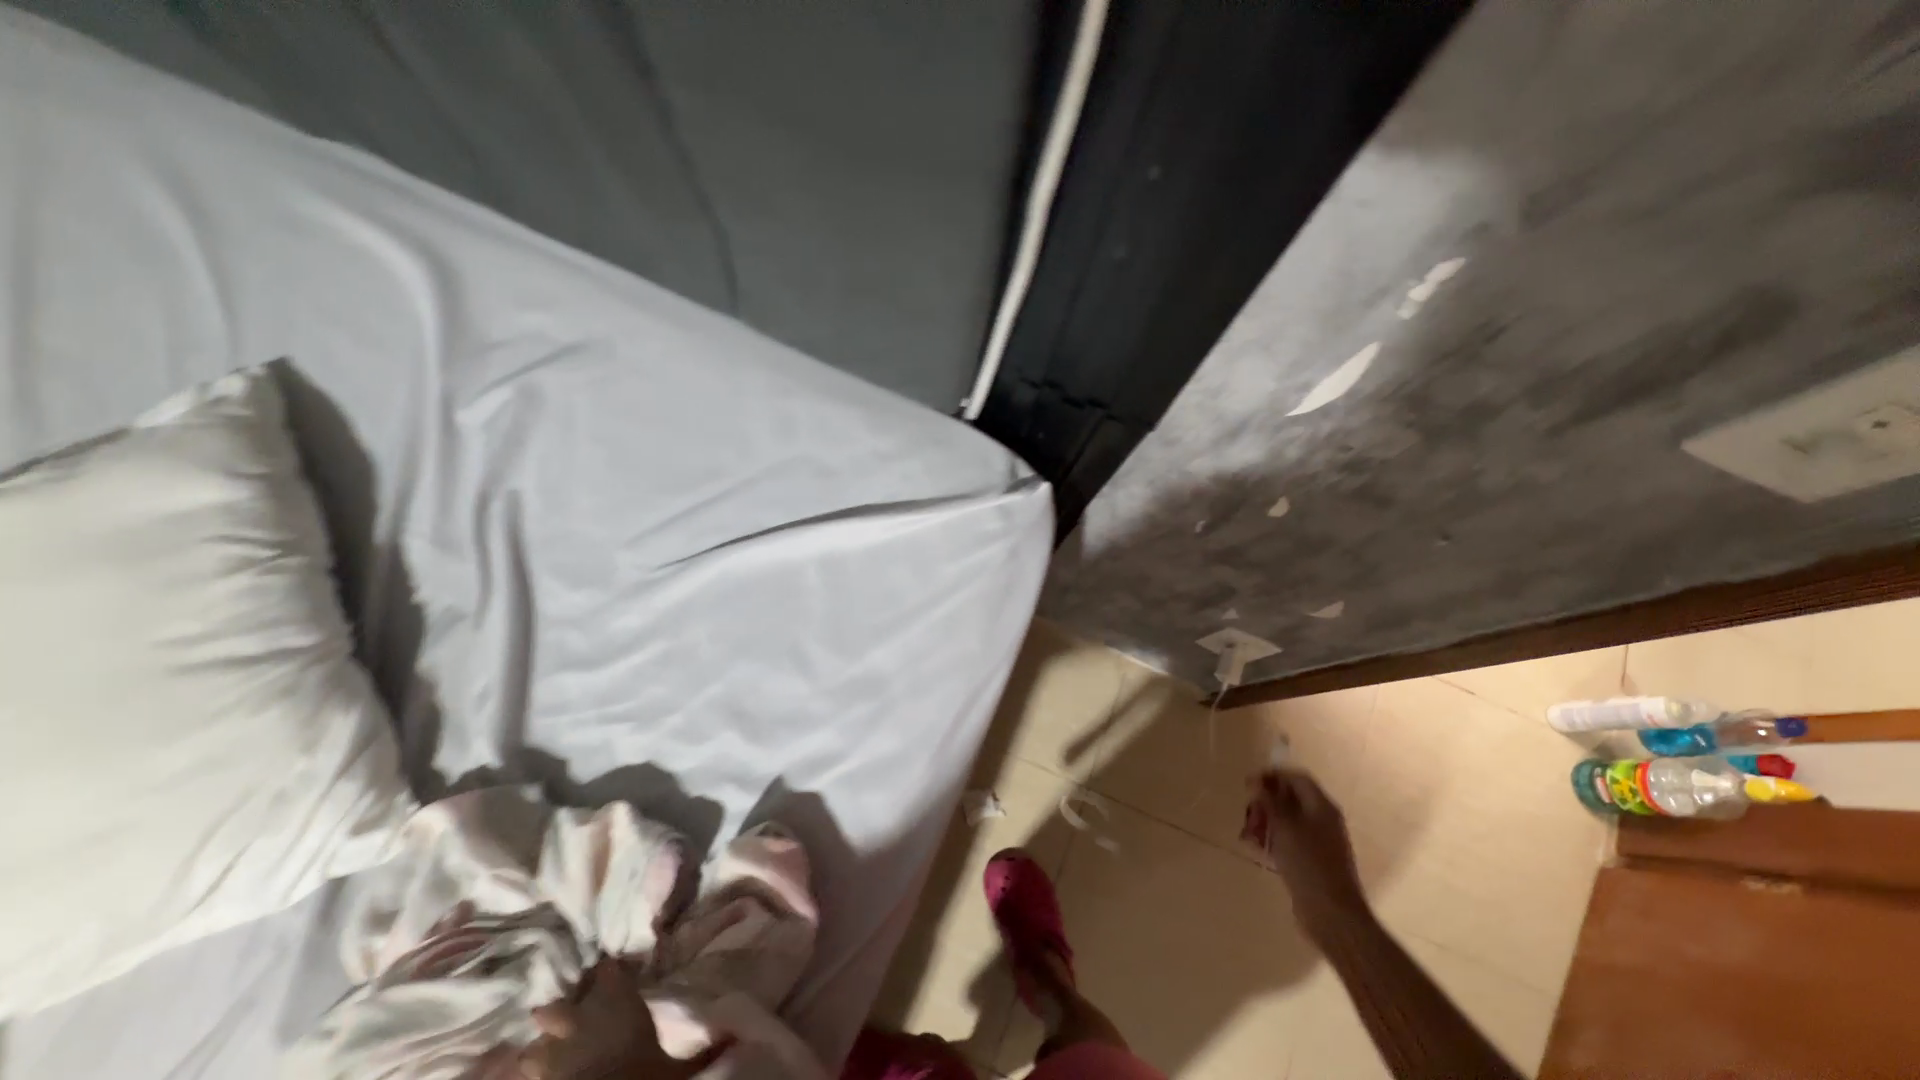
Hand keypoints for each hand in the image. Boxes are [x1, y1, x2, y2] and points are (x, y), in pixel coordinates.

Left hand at [519, 959, 725, 1079]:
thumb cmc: (646, 1076)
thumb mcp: (682, 1069)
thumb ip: (706, 1051)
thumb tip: (738, 1037)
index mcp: (615, 1003)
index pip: (607, 971)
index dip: (609, 973)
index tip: (614, 975)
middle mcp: (579, 1019)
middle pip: (557, 1006)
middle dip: (560, 1013)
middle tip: (571, 1020)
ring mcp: (551, 1054)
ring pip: (533, 1048)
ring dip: (540, 1052)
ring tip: (549, 1059)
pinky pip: (530, 1077)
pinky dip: (536, 1079)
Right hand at [1241, 768, 1366, 923]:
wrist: (1331, 912)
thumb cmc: (1308, 864)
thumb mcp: (1284, 828)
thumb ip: (1270, 802)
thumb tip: (1257, 782)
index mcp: (1321, 806)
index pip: (1297, 778)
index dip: (1272, 776)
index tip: (1248, 784)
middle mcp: (1322, 820)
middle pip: (1291, 799)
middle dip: (1266, 802)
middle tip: (1247, 814)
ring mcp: (1319, 841)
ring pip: (1287, 821)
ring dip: (1266, 822)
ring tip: (1247, 835)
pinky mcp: (1312, 860)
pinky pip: (1289, 840)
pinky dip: (1272, 839)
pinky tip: (1256, 849)